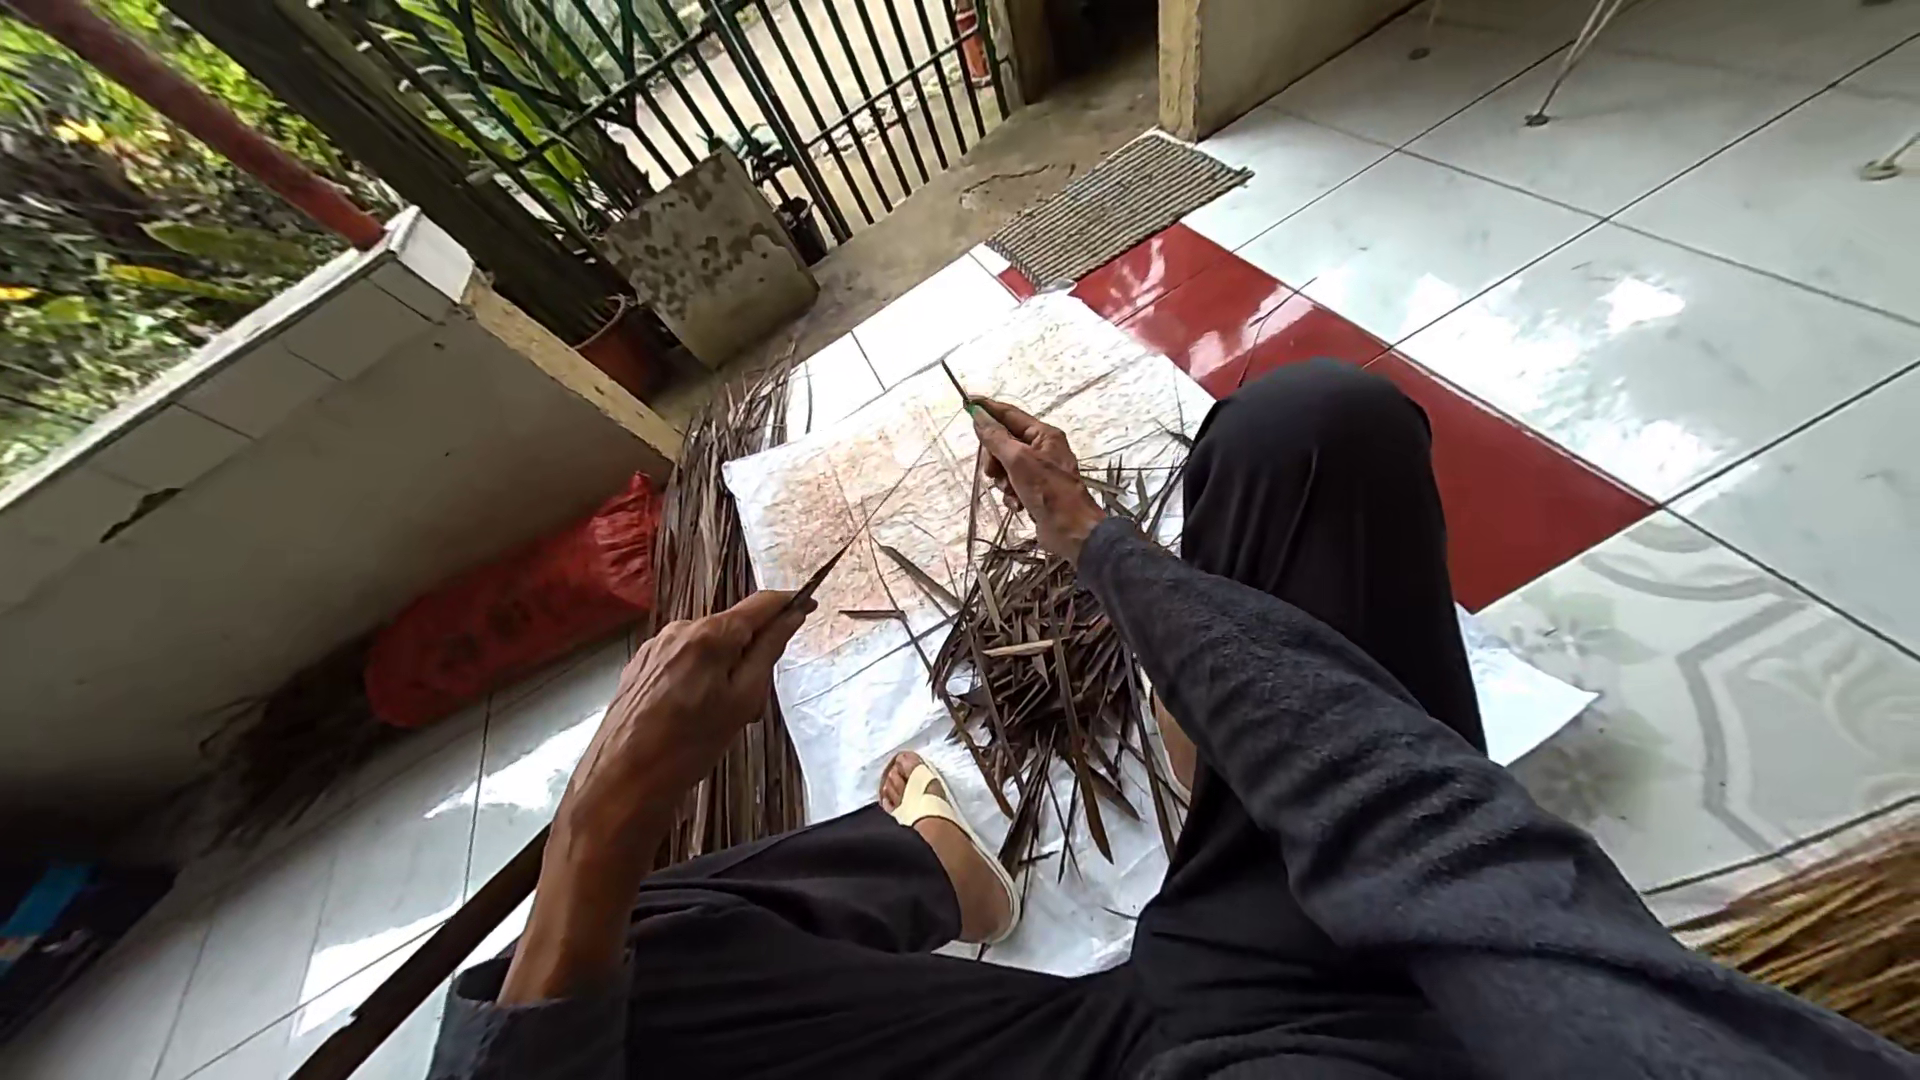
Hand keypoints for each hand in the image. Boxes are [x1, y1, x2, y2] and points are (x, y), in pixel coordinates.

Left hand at [555, 590, 811, 863]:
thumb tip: (792, 616)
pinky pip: (688, 657)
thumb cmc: (689, 746)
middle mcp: (682, 628)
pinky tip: (695, 712)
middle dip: (755, 652)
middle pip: (736, 627)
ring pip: (712, 644)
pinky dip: (704, 674)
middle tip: (755, 700)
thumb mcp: (743, 700)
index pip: (762, 603)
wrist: (620, 783)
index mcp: (711, 634)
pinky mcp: (642, 663)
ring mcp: (658, 644)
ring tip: (722, 715)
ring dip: (728, 667)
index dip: (790, 604)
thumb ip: (769, 651)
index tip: (809, 610)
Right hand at [971, 398, 1106, 562]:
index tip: (967, 403)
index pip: (1010, 414)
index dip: (988, 409)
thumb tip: (978, 415)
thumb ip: (996, 437)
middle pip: (1004, 443)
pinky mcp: (1035, 492)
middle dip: (995, 459)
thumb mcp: (1018, 460)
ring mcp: (1039, 472)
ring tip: (1011, 492)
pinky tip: (1018, 505)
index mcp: (1044, 435)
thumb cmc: (1048, 491)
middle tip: (993, 472)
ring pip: (1005, 467)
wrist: (1071, 530)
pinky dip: (1011, 495)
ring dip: (1003, 481)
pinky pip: (1012, 486)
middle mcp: (1042, 449)